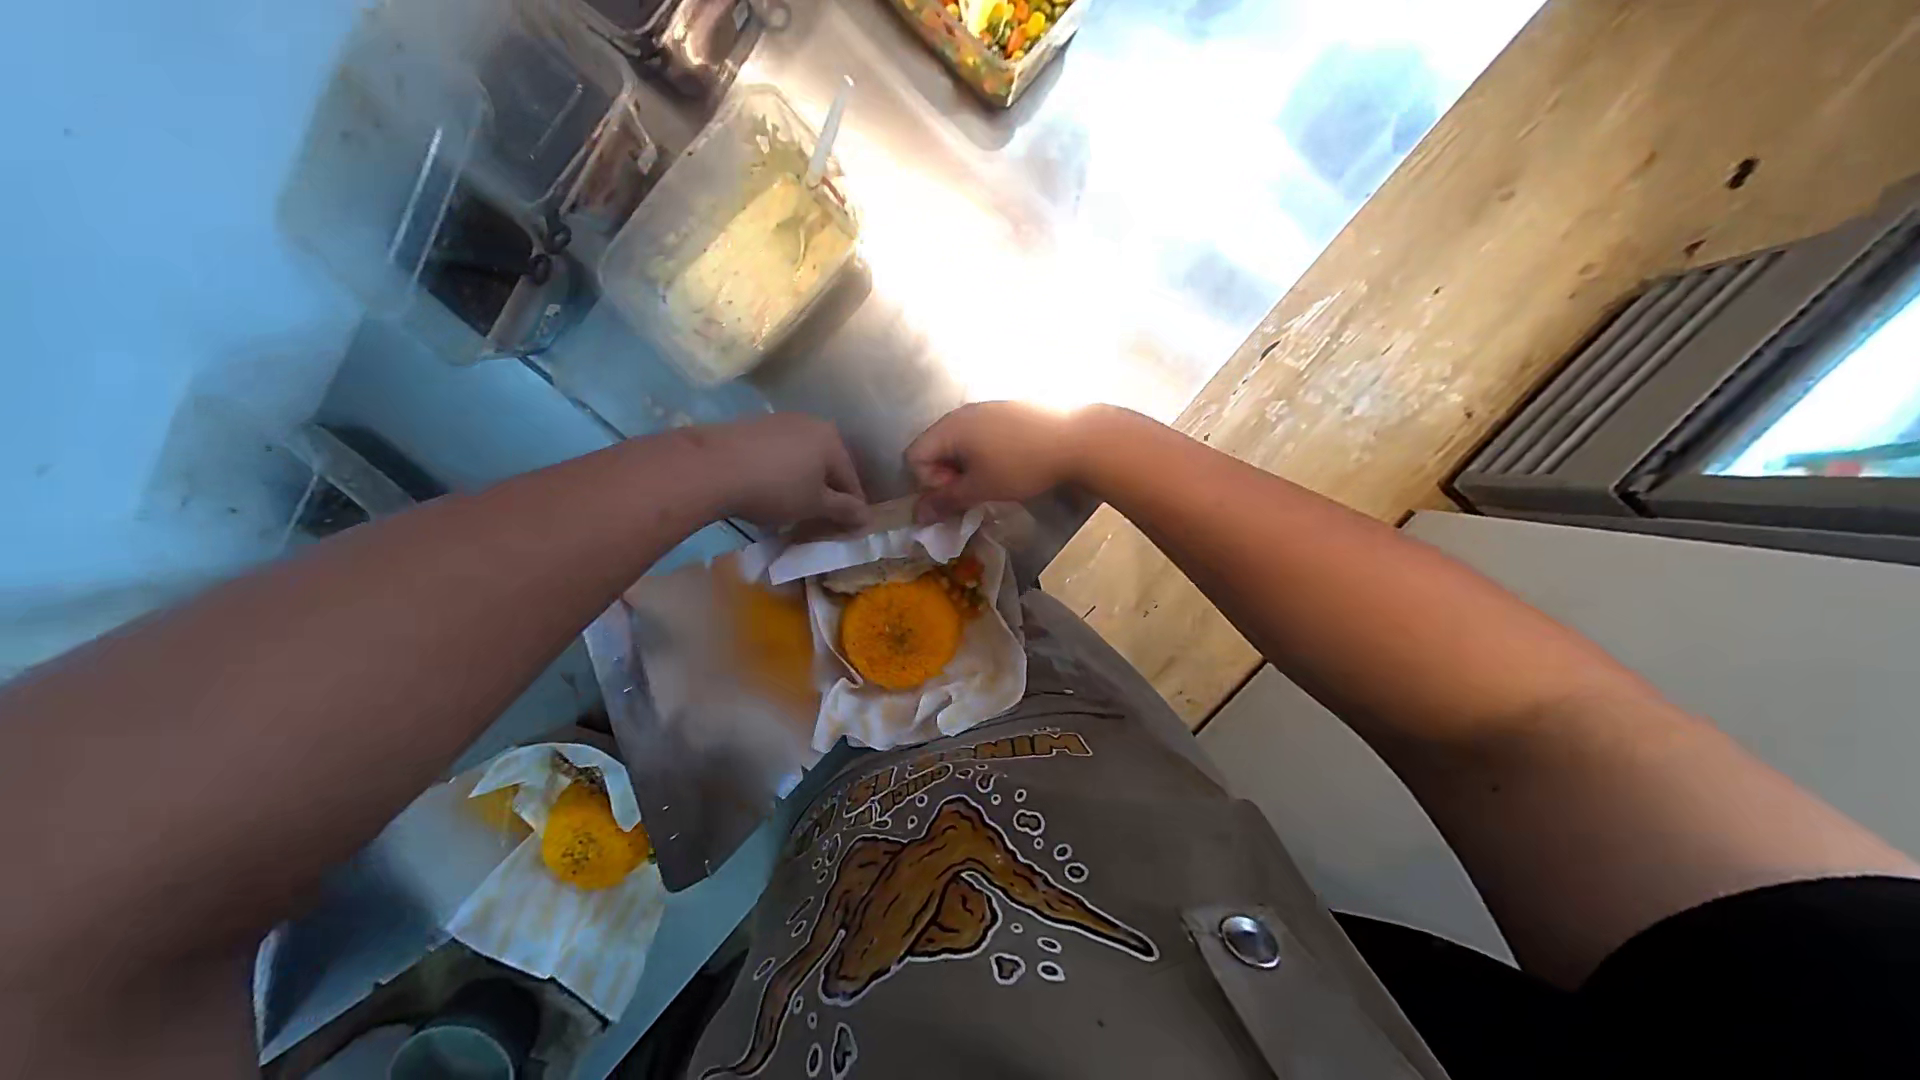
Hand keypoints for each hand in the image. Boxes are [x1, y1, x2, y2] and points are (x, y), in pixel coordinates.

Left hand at [683, 414, 868, 529]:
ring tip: (790, 510)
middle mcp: (811, 423)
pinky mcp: (753, 427)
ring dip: (802, 485)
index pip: (852, 481)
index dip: (851, 510)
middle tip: (817, 522)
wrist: (712, 467)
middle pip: (828, 468)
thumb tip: (868, 517)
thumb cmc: (775, 488)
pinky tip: (766, 491)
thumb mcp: (814, 505)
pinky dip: (780, 474)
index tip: (843, 532)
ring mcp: (780, 422)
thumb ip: (845, 510)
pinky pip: (779, 455)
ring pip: (803, 460)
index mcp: (832, 440)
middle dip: (825, 496)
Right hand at [904, 402, 1103, 522]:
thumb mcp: (980, 488)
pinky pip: (980, 435)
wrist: (1077, 439)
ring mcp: (986, 409)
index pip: (914, 457)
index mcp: (949, 427)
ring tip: (994, 482)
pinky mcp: (1007, 412)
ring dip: (967, 467)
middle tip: (974, 492)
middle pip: (935, 448)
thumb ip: (945, 501)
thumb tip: (917, 516)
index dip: (928, 482)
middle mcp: (962, 412)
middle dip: (947, 476)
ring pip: (960, 443)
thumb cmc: (1021, 465)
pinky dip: (984, 455)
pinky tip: (1010, 466)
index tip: (958, 493)